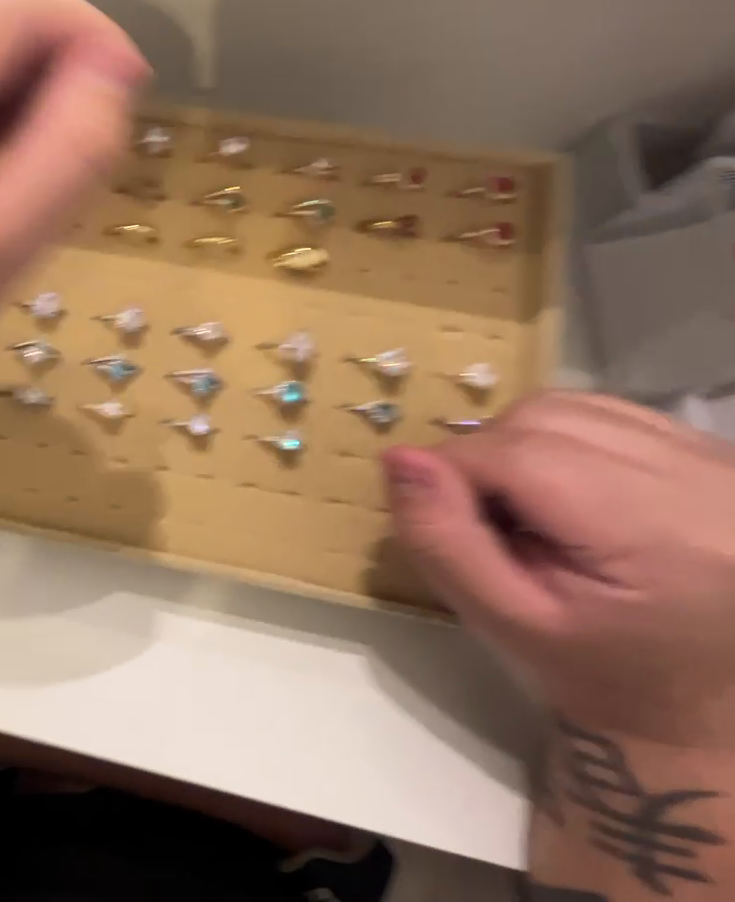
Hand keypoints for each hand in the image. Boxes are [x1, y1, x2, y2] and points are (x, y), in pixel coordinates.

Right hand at [384, 392, 734, 748]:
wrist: (698, 696)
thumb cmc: (595, 669)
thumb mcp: (501, 619)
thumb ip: (442, 538)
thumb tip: (399, 457)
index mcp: (662, 535)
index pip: (518, 454)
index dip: (453, 473)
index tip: (449, 521)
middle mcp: (712, 483)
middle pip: (544, 418)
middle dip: (485, 458)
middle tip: (487, 520)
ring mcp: (724, 462)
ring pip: (570, 406)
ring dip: (518, 444)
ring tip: (528, 507)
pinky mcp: (720, 455)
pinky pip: (607, 413)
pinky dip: (561, 440)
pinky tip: (567, 493)